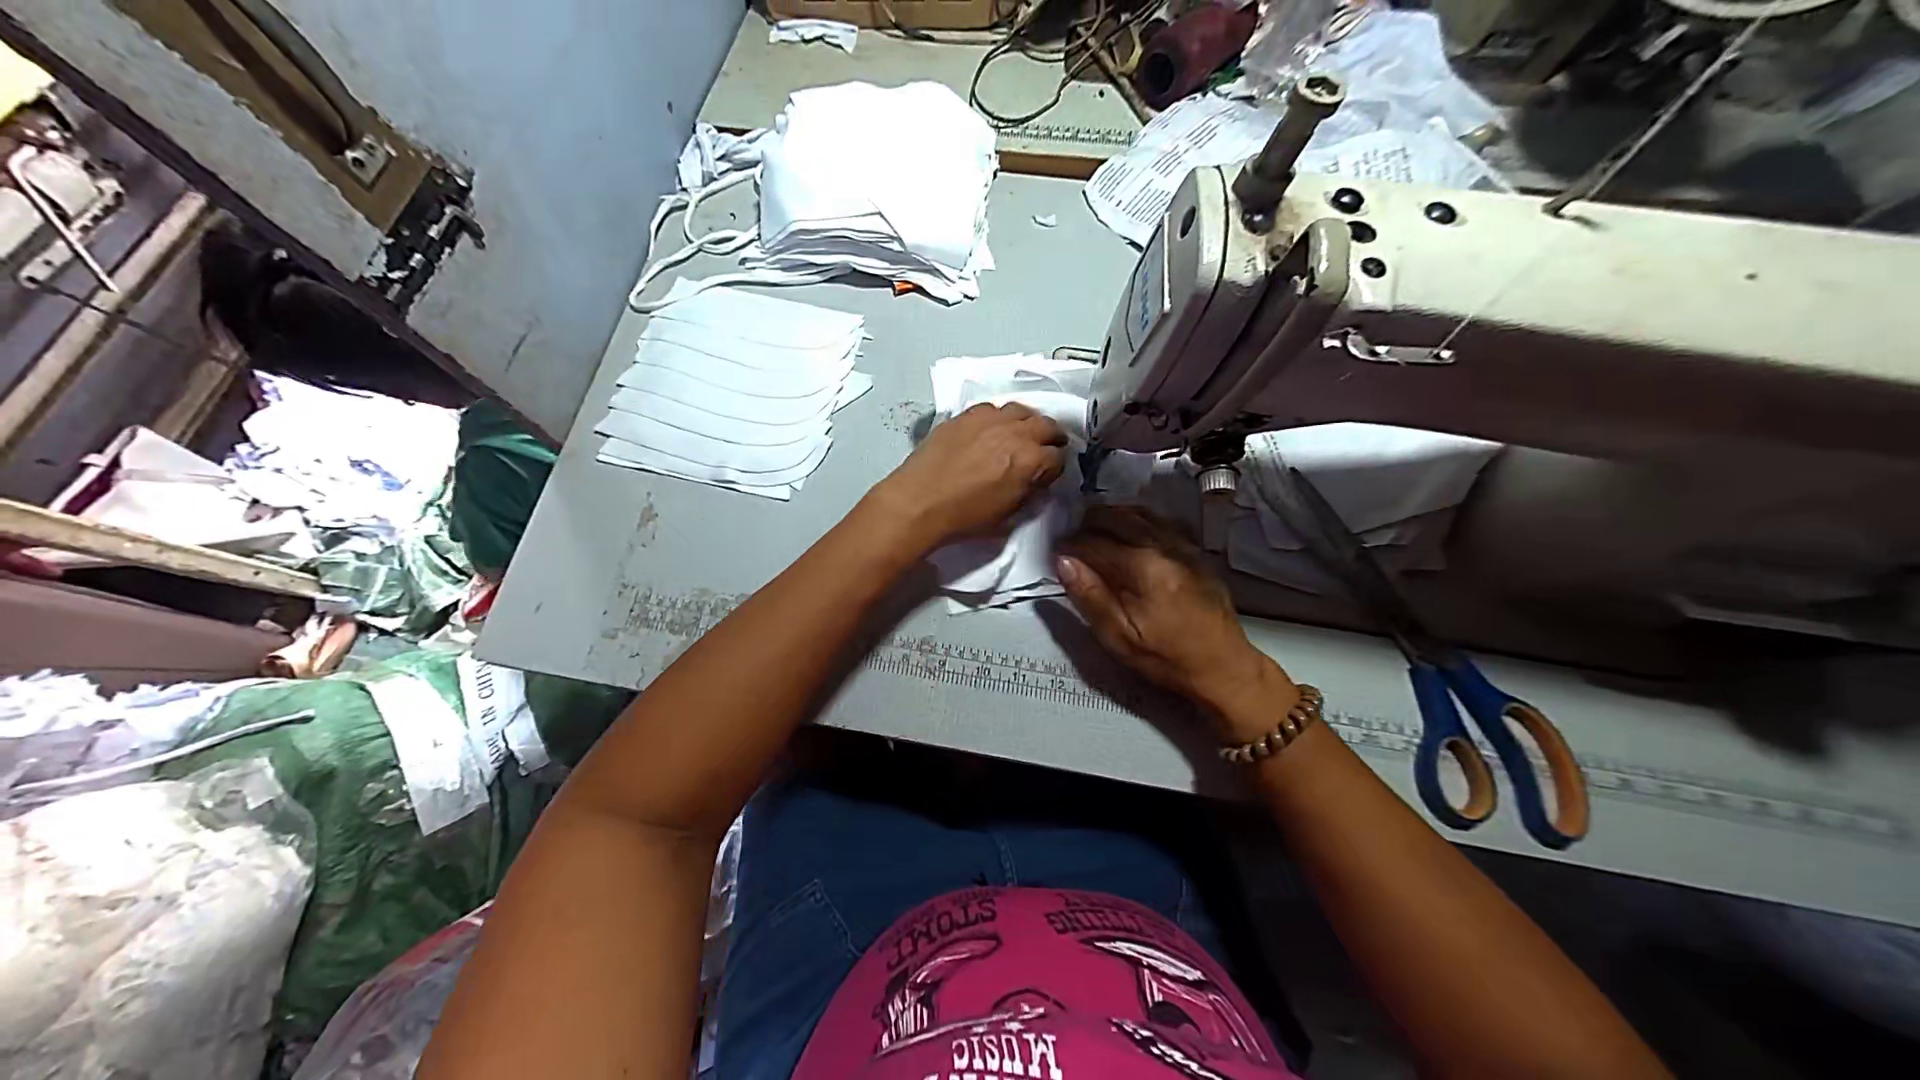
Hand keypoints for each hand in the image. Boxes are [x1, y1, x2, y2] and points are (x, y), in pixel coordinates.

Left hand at [865, 402, 1067, 553]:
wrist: (919, 503)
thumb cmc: (963, 517)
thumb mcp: (1008, 514)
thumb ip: (1028, 492)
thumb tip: (1034, 481)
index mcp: (1030, 461)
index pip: (1058, 458)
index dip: (1055, 468)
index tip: (1048, 474)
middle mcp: (1014, 433)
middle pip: (1047, 426)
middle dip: (1051, 437)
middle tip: (1047, 448)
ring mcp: (989, 420)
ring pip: (1021, 410)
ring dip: (1028, 422)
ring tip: (1023, 434)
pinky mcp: (966, 416)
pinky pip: (992, 408)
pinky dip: (999, 417)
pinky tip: (993, 429)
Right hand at [1056, 505, 1295, 733]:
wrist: (1223, 666)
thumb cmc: (1166, 659)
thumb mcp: (1119, 638)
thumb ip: (1089, 596)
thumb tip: (1063, 561)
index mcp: (1142, 568)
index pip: (1093, 542)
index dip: (1069, 545)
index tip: (1056, 554)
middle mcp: (1163, 546)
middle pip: (1116, 517)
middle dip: (1088, 524)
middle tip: (1073, 541)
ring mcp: (1183, 545)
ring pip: (1138, 513)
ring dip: (1111, 517)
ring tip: (1094, 532)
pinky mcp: (1195, 550)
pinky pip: (1160, 520)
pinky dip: (1137, 520)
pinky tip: (1128, 534)